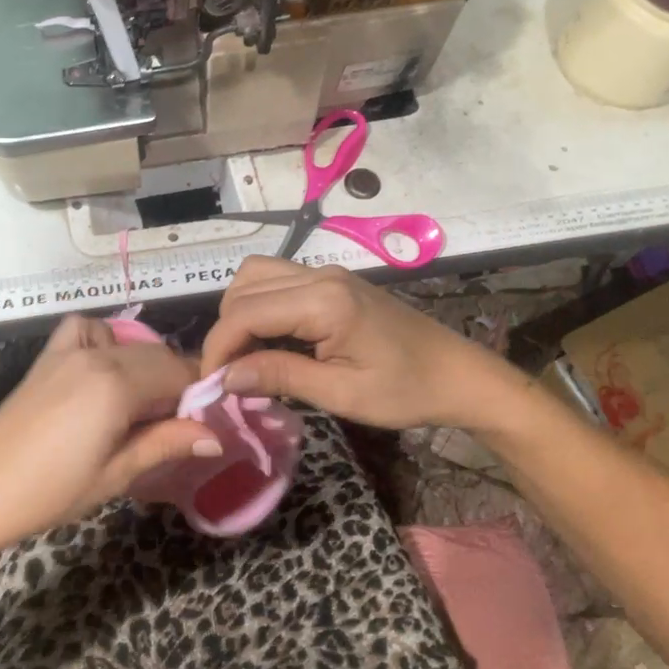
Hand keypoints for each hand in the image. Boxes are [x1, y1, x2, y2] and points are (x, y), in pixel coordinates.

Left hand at [0, 316, 220, 557]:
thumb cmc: (51, 492)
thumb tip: (217, 435)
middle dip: (175, 383)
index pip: (179, 373)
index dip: (199, 395)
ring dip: (144, 366)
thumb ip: (166, 444)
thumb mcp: (116, 474)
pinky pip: (85, 330)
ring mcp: (67, 351)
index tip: (206, 421)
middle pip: (157, 354)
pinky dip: (103, 341)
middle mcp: (95, 354)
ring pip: (126, 343)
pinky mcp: (46, 357)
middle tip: (177, 424)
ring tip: (140, 407)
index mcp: (116, 383)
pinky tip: (103, 371)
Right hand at [200, 257, 531, 432]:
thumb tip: (225, 377)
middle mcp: (320, 276)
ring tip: (245, 356)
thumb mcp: (342, 394)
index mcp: (324, 302)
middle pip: (243, 288)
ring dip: (239, 313)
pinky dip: (259, 307)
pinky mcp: (332, 281)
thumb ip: (280, 377)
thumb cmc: (406, 391)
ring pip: (255, 277)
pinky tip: (268, 341)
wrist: (459, 375)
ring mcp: (326, 274)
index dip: (218, 348)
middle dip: (224, 331)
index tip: (210, 386)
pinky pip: (277, 281)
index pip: (245, 313)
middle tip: (227, 375)